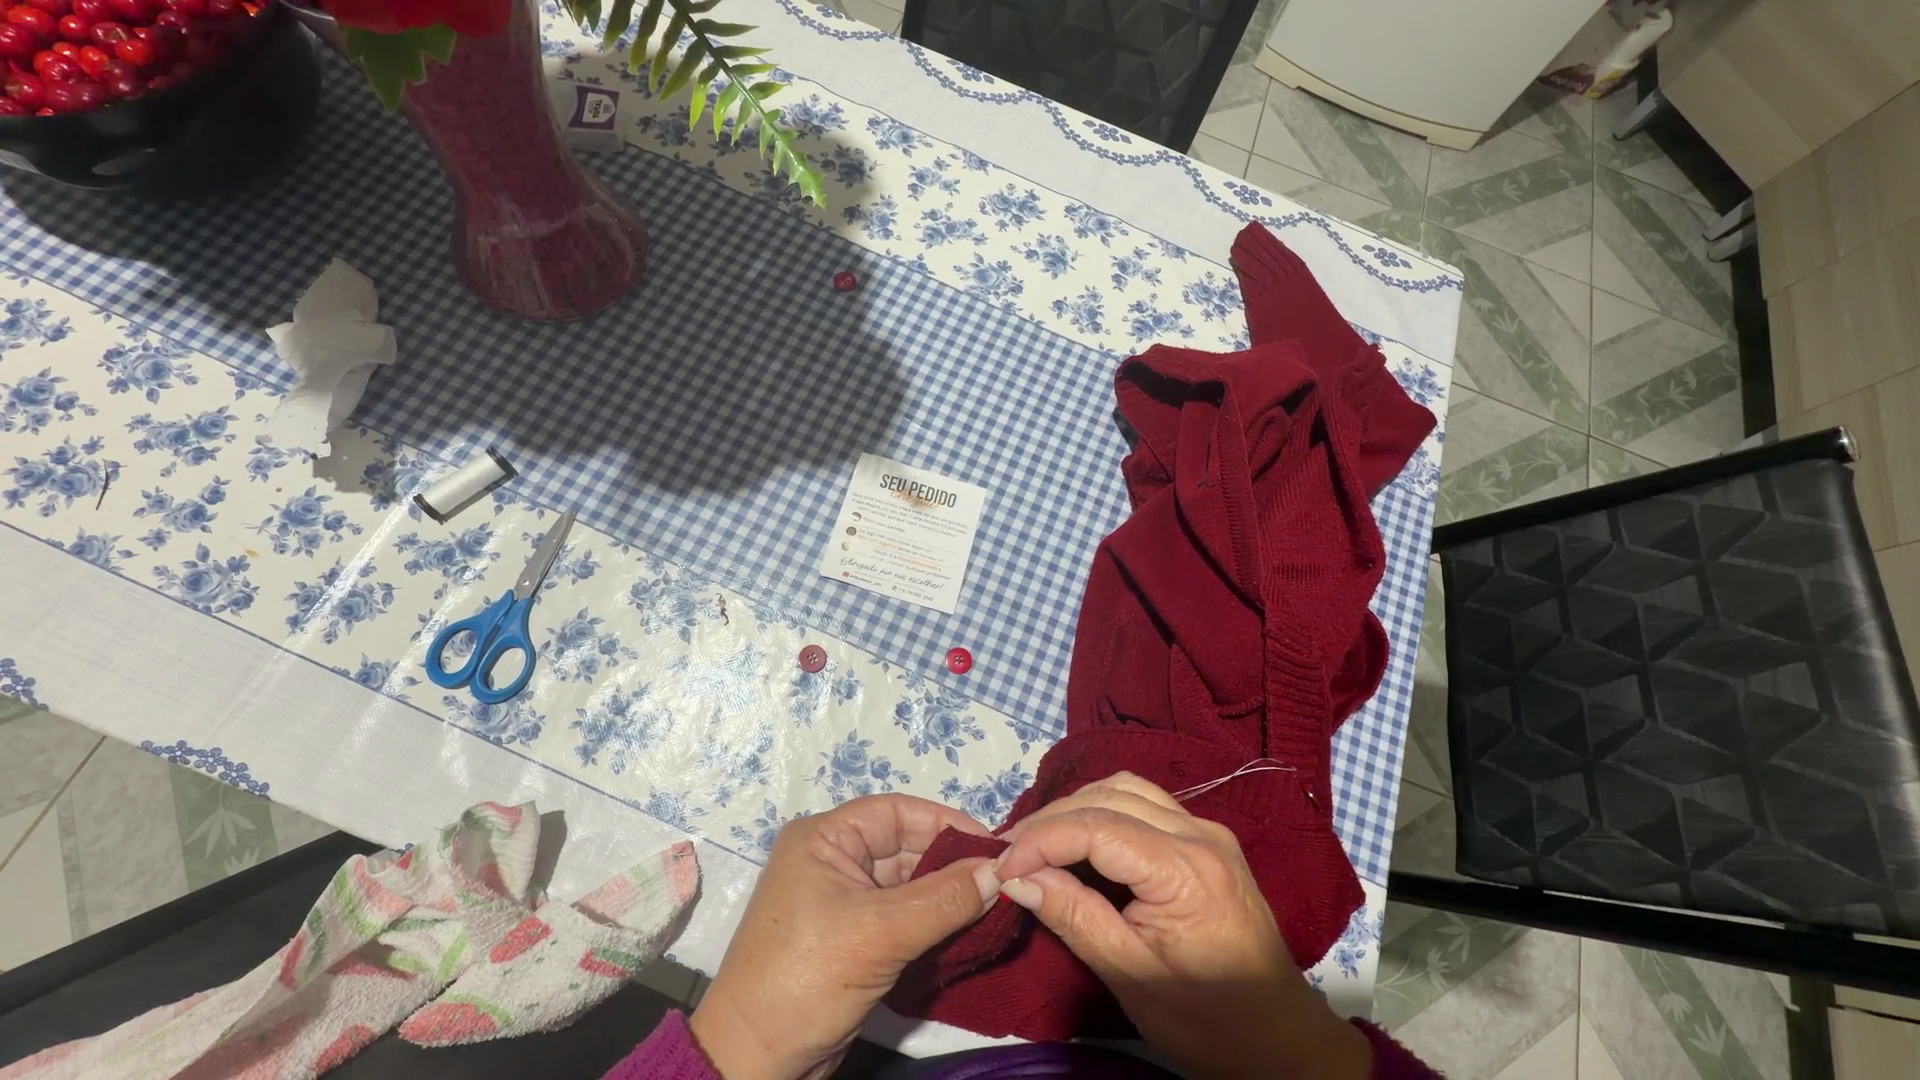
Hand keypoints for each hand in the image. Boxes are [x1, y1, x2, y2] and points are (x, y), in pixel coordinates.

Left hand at [688, 794, 998, 1079]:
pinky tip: (969, 927)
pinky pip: (902, 915)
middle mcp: (833, 859)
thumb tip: (1000, 870)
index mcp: (825, 838)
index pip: (896, 813)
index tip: (994, 843)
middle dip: (951, 862)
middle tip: (1004, 877)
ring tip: (996, 902)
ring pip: (907, 884)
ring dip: (947, 894)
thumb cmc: (807, 978)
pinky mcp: (852, 937)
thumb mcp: (881, 934)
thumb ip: (944, 899)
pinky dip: (933, 920)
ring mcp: (842, 900)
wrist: (756, 1060)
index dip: (946, 822)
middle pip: (905, 847)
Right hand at [988, 772, 1371, 1079]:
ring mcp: (1207, 830)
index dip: (1041, 840)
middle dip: (1052, 819)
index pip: (1095, 827)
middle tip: (1011, 854)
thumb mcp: (1130, 975)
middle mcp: (1199, 832)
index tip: (1002, 869)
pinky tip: (1080, 838)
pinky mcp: (1208, 839)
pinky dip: (1103, 811)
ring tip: (1039, 843)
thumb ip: (1072, 916)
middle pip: (1108, 796)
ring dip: (1077, 808)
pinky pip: (1145, 803)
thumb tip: (1016, 879)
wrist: (1281, 1041)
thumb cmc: (1207, 1020)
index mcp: (1184, 868)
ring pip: (1126, 789)